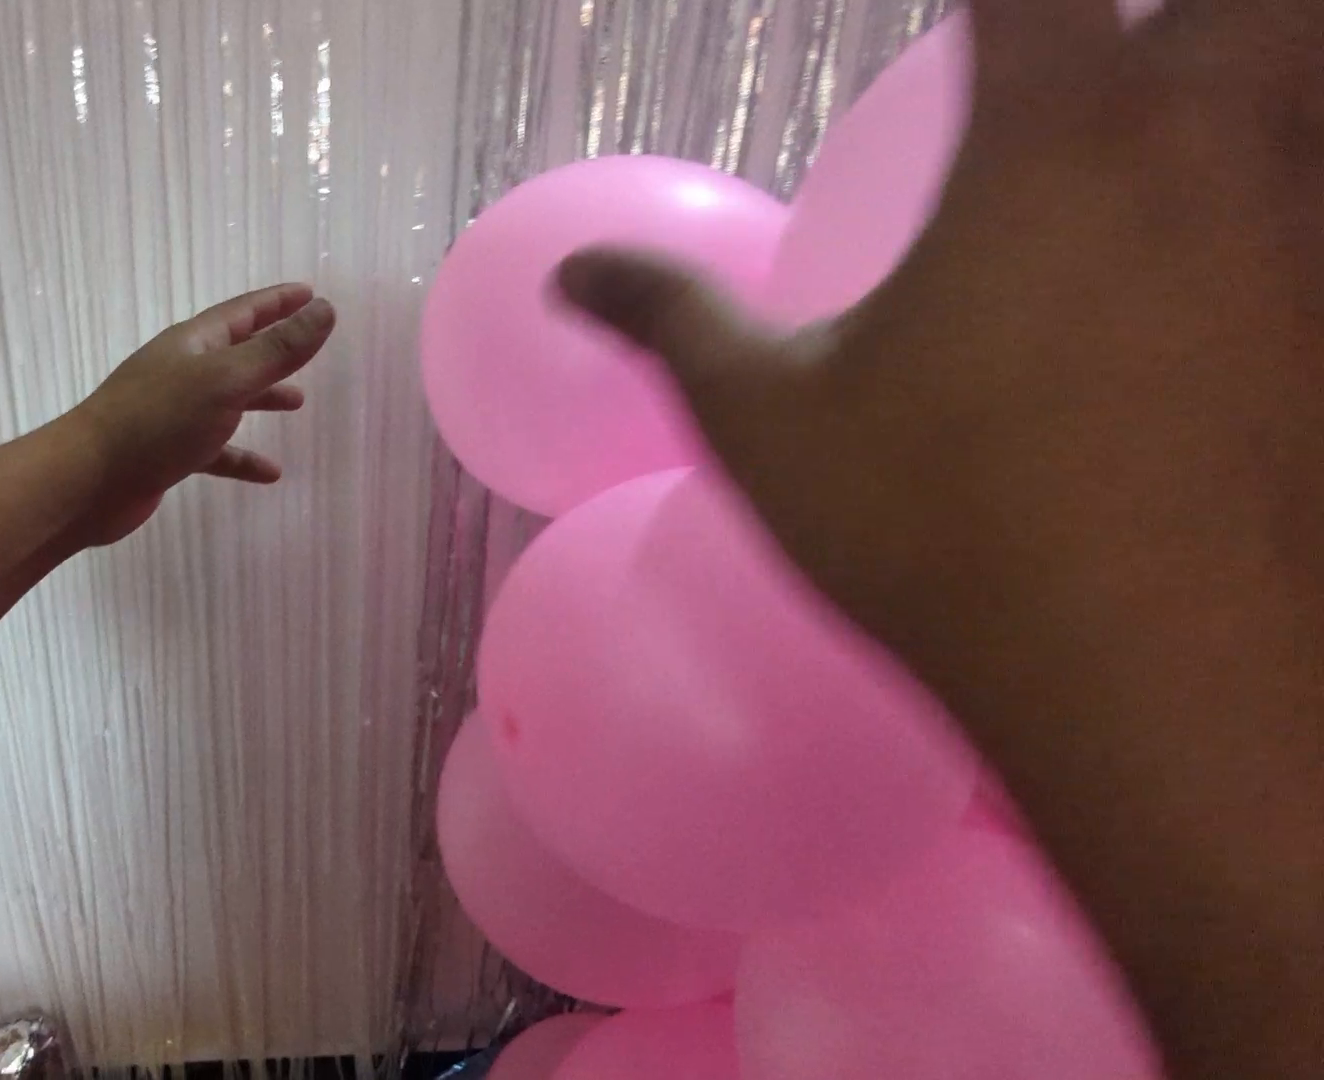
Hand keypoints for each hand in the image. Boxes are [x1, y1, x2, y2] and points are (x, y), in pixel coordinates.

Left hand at [64, 284, 334, 544]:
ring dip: (262, 398)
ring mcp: (174, 413)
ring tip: (297, 403)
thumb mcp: (227, 380)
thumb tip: (326, 310)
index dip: (278, 302)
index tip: (310, 294)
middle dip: (273, 348)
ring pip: (229, 399)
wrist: (90, 481)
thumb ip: (277, 350)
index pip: (243, 312)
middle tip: (308, 348)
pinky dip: (243, 457)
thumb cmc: (159, 421)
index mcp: (194, 344)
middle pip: (236, 352)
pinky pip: (217, 449)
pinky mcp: (170, 451)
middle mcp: (183, 371)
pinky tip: (269, 473)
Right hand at [557, 2, 1320, 1075]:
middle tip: (1062, 64)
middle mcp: (1224, 137)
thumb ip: (666, 316)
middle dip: (1131, 19)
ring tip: (1150, 113)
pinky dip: (1273, 171)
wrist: (1142, 673)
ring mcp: (1323, 217)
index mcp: (1054, 147)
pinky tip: (1226, 226)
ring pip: (1311, 59)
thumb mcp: (758, 416)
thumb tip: (568, 272)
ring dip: (1230, 61)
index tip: (950, 23)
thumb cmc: (920, 526)